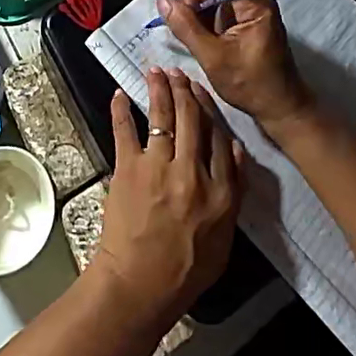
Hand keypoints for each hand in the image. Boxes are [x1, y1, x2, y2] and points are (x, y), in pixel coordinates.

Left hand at [91, 68, 242, 327]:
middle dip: (186, 90)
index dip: (211, 111)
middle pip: (192, 119)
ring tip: (156, 71)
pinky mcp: (128, 168)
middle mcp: (192, 172)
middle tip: (179, 73)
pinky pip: (124, 130)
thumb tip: (236, 149)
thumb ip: (236, 191)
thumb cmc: (185, 269)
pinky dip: (120, 109)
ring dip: (160, 89)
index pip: (219, 138)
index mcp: (220, 191)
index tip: (203, 93)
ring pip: (162, 116)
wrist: (140, 285)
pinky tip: (119, 93)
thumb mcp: (225, 237)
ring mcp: (158, 167)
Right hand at [157, 0, 314, 131]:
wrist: (280, 109)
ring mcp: (250, 9)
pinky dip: (204, 18)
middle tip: (183, 24)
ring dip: (197, 9)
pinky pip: (219, 7)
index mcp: (254, 3)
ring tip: (191, 34)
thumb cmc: (252, 85)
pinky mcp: (245, 20)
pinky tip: (200, 38)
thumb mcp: (213, 58)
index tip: (188, 7)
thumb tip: (163, 2)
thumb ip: (187, 27)